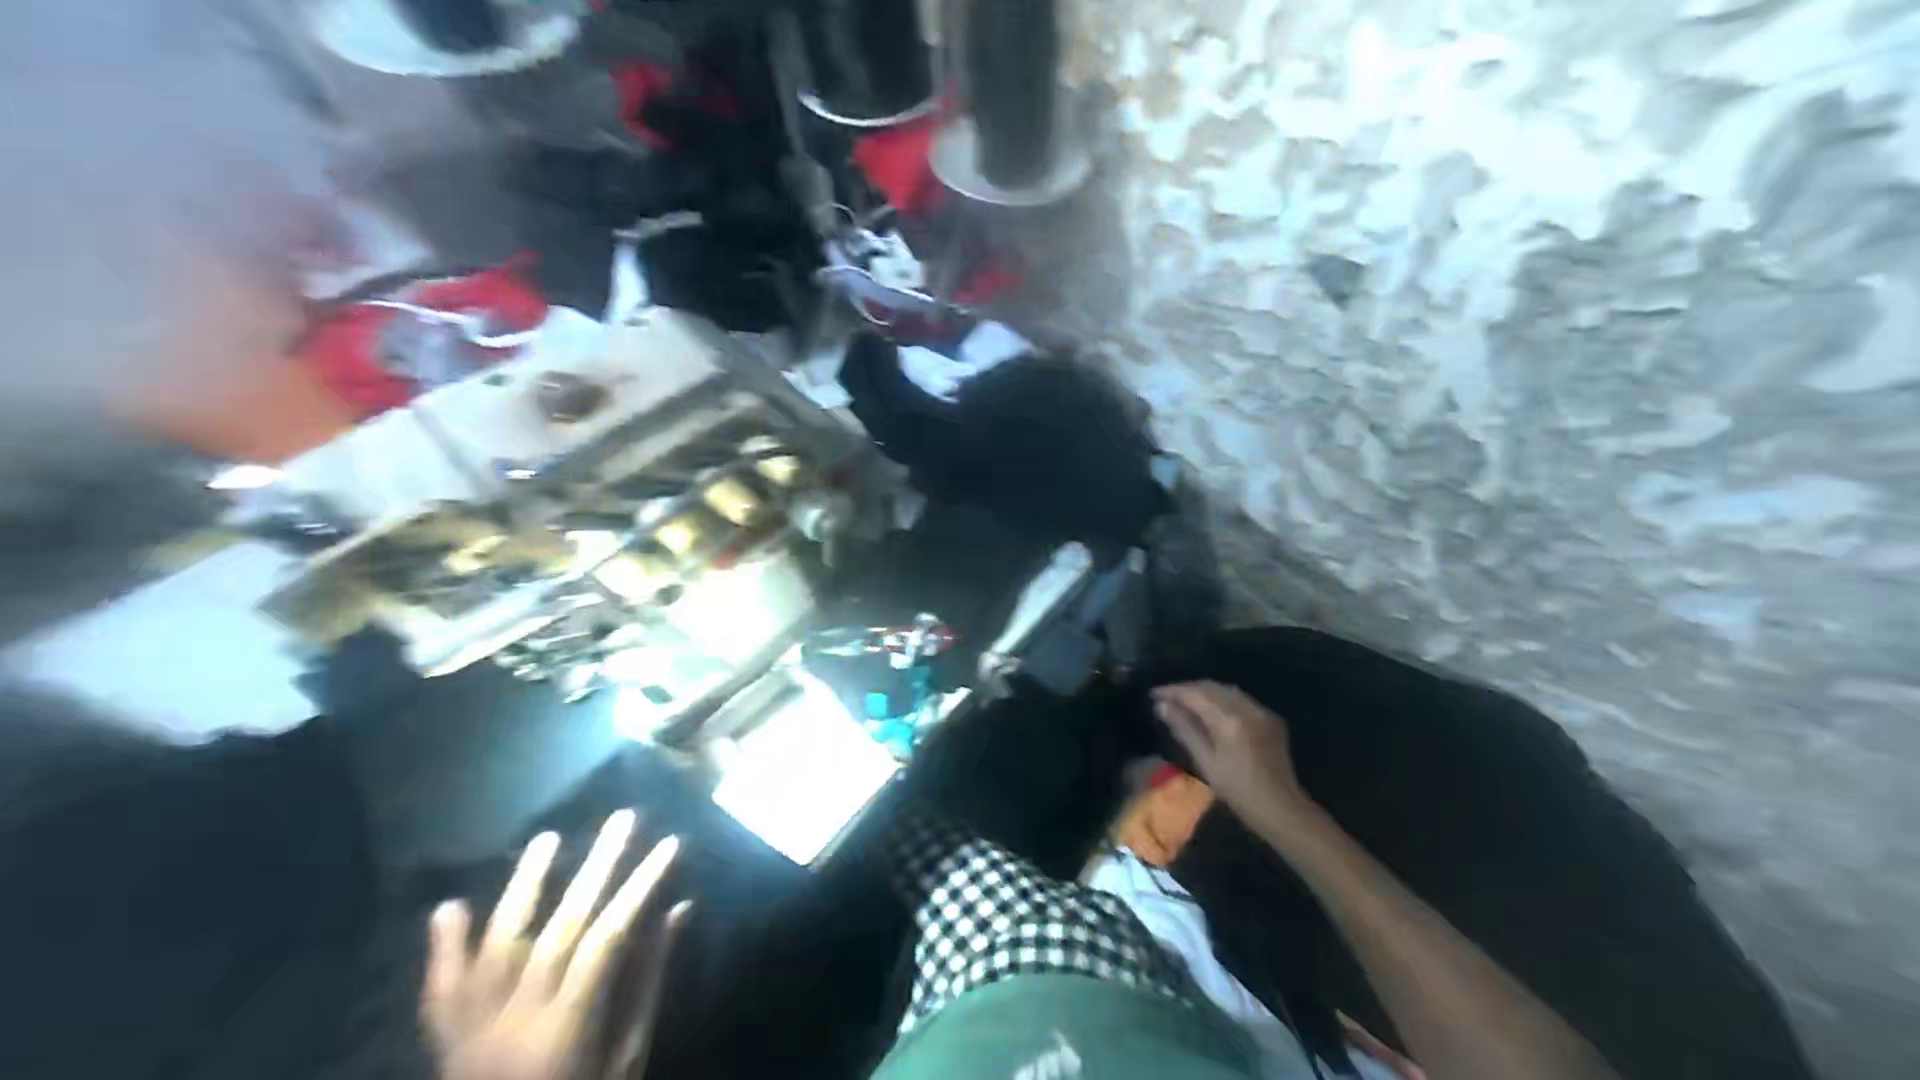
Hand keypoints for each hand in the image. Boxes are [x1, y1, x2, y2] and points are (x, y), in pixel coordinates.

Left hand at [422, 811, 689, 1079]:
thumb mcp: (630, 1058)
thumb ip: (649, 984)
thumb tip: (678, 910)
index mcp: (566, 1030)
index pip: (608, 938)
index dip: (640, 886)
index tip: (669, 845)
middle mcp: (513, 1022)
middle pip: (559, 928)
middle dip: (597, 868)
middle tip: (623, 819)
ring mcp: (470, 1032)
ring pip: (496, 945)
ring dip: (524, 887)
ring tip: (548, 837)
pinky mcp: (445, 1044)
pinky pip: (440, 991)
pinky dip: (444, 949)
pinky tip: (451, 906)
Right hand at [1153, 681, 1315, 828]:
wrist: (1281, 808)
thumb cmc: (1238, 791)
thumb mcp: (1205, 762)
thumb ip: (1184, 729)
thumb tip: (1162, 706)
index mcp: (1231, 722)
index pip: (1196, 695)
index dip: (1173, 691)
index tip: (1154, 694)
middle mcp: (1248, 709)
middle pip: (1211, 687)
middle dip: (1186, 689)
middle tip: (1166, 697)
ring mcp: (1262, 712)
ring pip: (1226, 690)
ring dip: (1203, 691)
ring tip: (1183, 700)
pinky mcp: (1271, 718)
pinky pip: (1241, 699)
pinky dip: (1221, 698)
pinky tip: (1210, 709)